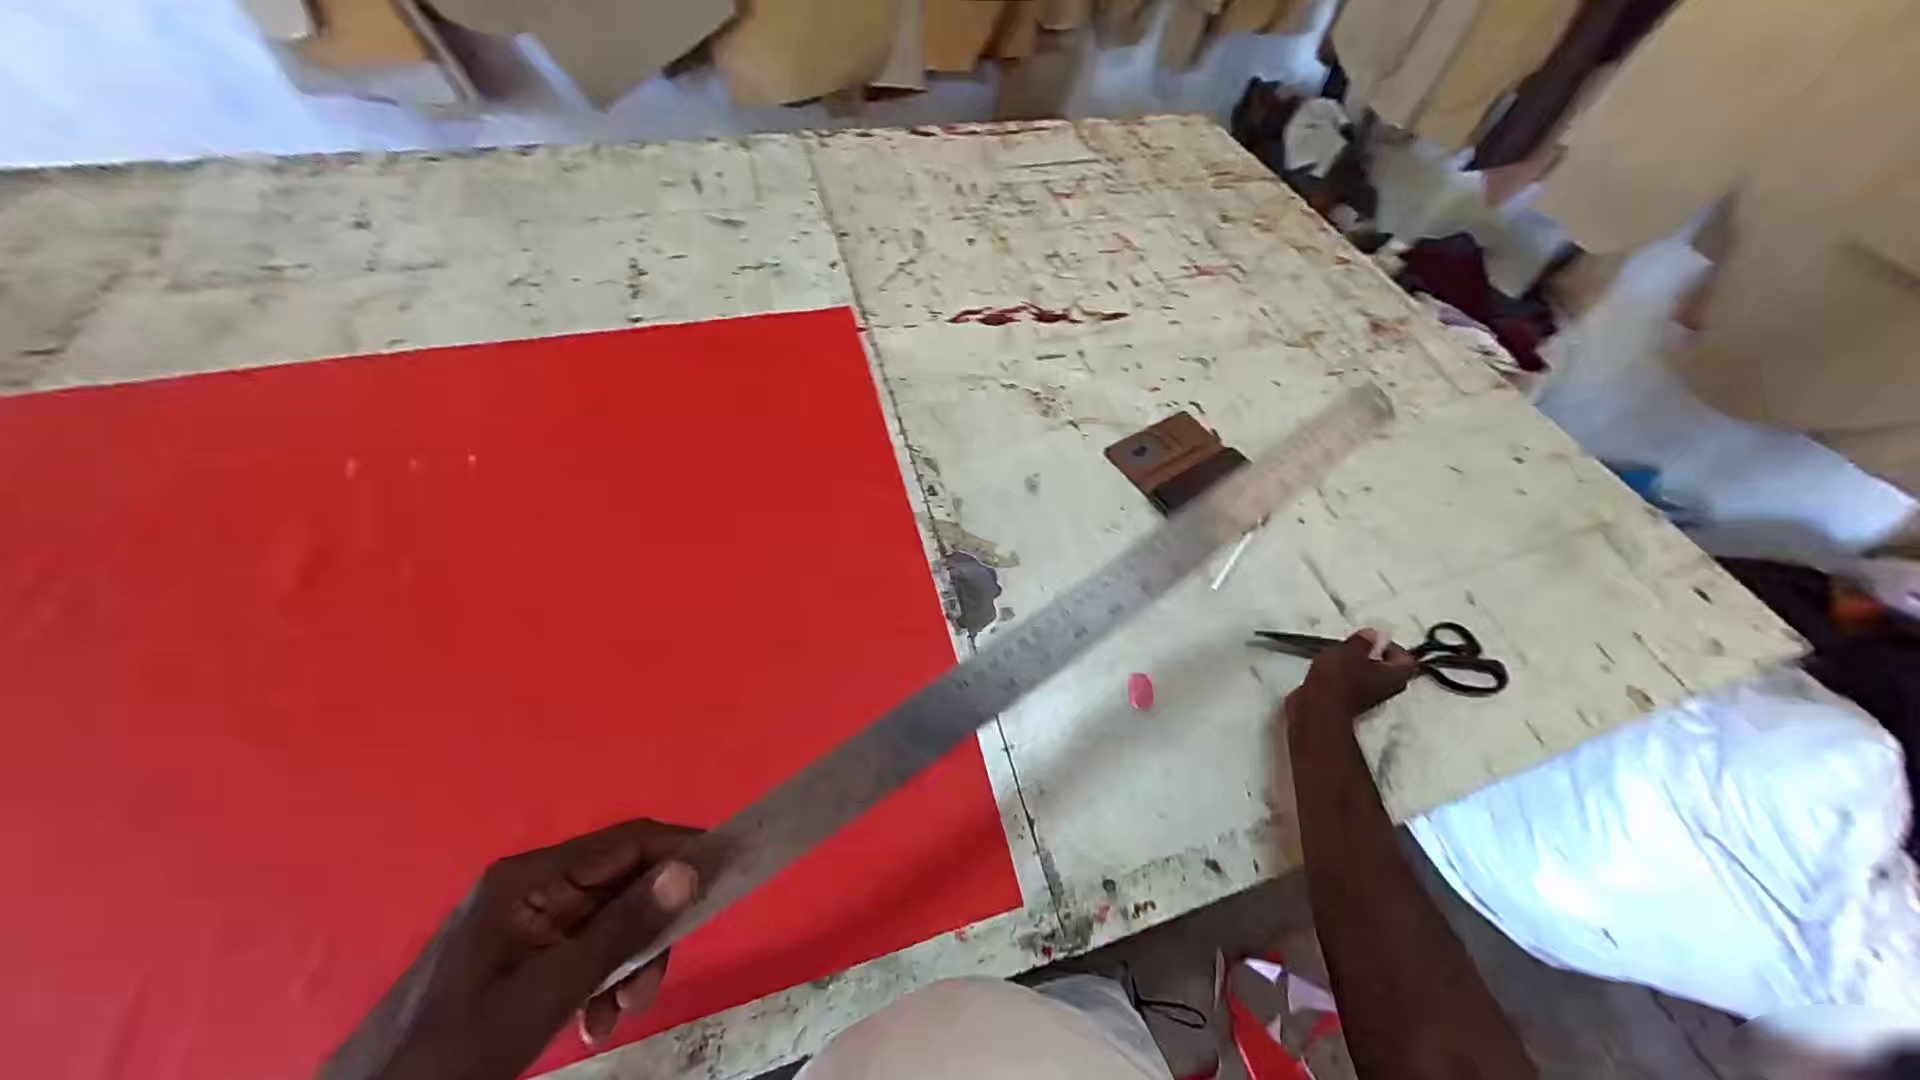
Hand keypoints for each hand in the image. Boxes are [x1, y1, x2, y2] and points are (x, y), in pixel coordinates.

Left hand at [319, 819, 700, 1079]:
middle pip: (623, 885)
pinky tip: (593, 1022)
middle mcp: (534, 886)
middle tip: (652, 985)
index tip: (725, 868)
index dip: (680, 849)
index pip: (627, 841)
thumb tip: (692, 869)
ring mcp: (529, 918)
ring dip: (628, 966)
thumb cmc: (456, 1049)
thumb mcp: (550, 991)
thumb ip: (624, 928)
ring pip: (612, 921)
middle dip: (647, 934)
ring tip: (614, 1019)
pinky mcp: (527, 949)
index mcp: (531, 878)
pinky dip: (604, 980)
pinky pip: (588, 947)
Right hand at [1285, 628, 1418, 728]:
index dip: (1393, 646)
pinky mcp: (1349, 703)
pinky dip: (1346, 678)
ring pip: (1371, 679)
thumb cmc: (1338, 681)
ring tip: (1344, 656)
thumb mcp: (1350, 650)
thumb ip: (1363, 641)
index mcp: (1395, 676)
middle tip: (1363, 647)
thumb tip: (1371, 635)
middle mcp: (1386, 690)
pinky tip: (1331, 670)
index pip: (1407, 659)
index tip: (1376, 639)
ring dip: (1361, 668)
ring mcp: (1368, 699)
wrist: (1318, 707)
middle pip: (1391, 671)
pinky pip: (1354, 686)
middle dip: (1378, 658)